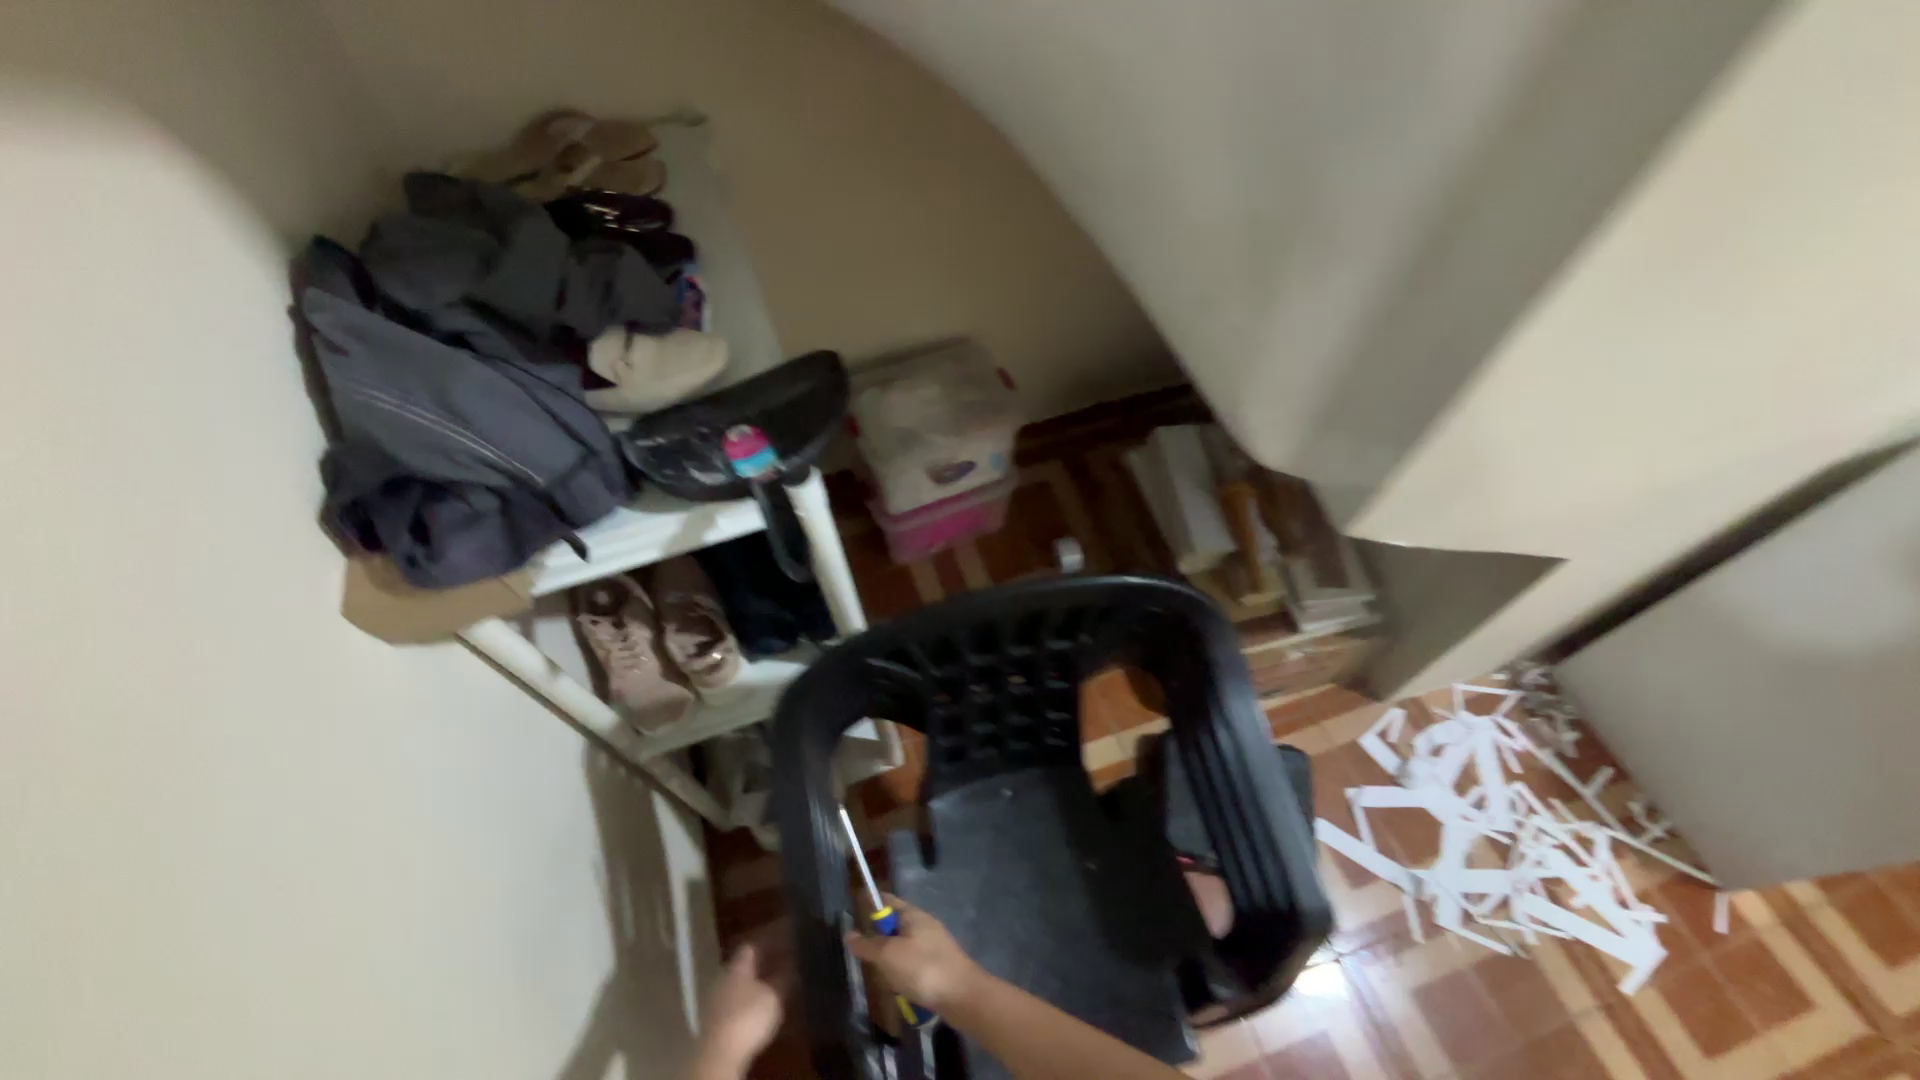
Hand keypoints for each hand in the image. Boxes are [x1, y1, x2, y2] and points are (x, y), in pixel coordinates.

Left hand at [696, 944, 785, 1074]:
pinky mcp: (711, 1021)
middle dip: (756, 969)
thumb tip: (790, 965)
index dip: (764, 946)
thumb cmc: (749, 1016)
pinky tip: (753, 1013)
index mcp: (738, 966)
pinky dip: (741, 1007)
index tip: (779, 945)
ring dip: (748, 989)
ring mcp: (714, 1000)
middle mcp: (723, 978)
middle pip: (740, 968)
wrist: (719, 1052)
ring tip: (767, 993)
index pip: (749, 948)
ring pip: (734, 988)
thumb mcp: (774, 997)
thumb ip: (782, 980)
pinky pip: (729, 1007)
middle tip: (775, 970)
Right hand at [844, 894, 986, 1010]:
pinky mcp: (940, 966)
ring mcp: (935, 946)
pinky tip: (902, 990)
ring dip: (892, 962)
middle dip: (880, 941)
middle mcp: (925, 925)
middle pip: (895, 926)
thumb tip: (849, 933)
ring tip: (886, 978)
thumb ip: (867, 945)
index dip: (870, 904)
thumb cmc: (922, 968)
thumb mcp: (888, 955)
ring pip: (904, 948)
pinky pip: (914, 966)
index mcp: (913, 915)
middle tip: (867, 956)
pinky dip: (905, 975)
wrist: (962, 996)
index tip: (854, 911)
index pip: (888, 901)